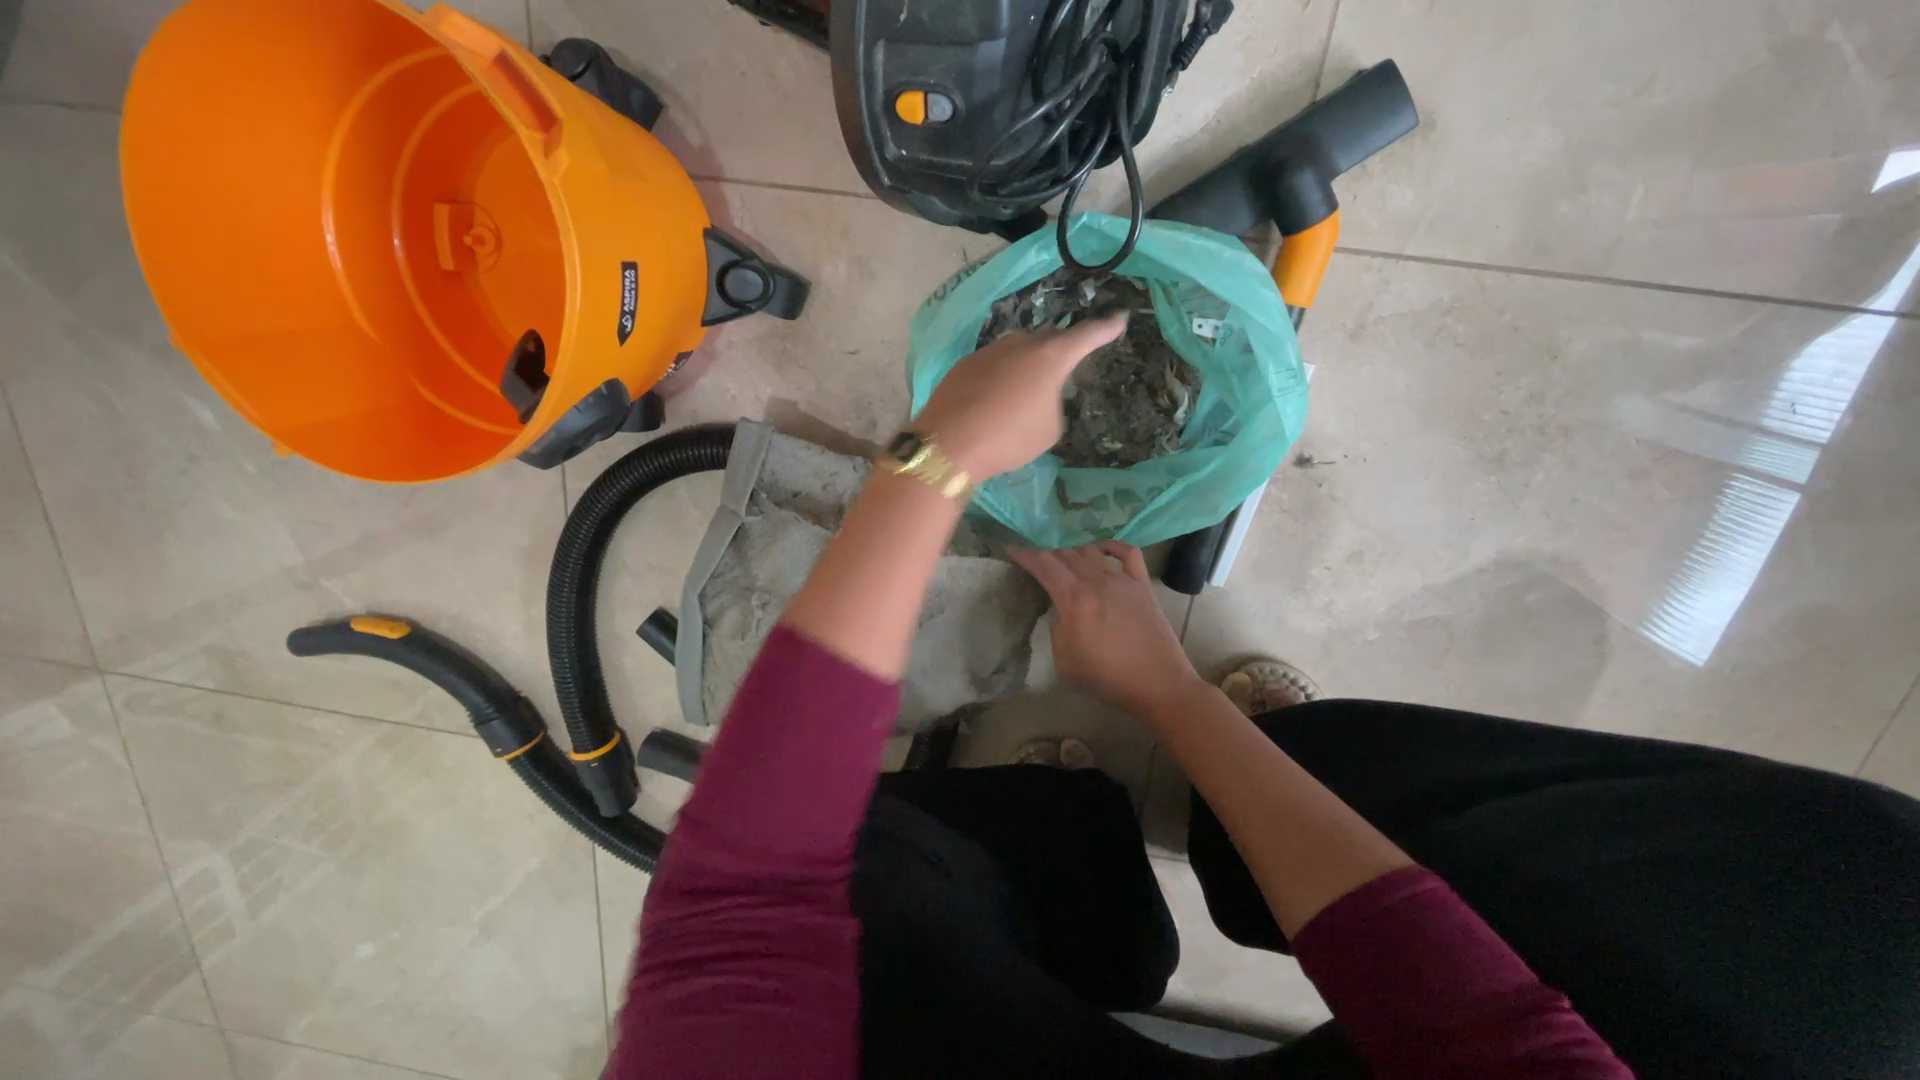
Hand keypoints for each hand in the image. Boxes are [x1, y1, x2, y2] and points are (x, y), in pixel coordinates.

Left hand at [913, 314, 1126, 478]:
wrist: (949, 444)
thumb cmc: (1009, 438)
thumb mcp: (1049, 428)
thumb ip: (1052, 402)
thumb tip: (1039, 394)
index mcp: (1050, 357)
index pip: (1086, 336)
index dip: (1105, 329)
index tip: (1119, 318)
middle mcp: (1019, 344)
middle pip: (1049, 339)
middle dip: (1061, 347)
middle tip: (1069, 360)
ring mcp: (988, 351)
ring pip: (1018, 349)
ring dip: (1028, 362)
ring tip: (1029, 385)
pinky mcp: (964, 364)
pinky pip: (993, 364)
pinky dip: (1002, 376)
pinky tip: (996, 397)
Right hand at [1008, 542, 1205, 719]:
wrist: (1158, 684)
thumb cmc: (1108, 679)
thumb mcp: (1065, 663)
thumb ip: (1057, 631)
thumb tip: (1063, 614)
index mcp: (1075, 600)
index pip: (1044, 565)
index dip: (1025, 554)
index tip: (1012, 550)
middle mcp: (1097, 582)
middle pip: (1066, 554)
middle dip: (1046, 553)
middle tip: (1035, 560)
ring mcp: (1123, 580)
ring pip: (1091, 551)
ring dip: (1073, 550)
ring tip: (1064, 558)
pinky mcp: (1143, 585)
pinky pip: (1127, 553)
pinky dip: (1111, 546)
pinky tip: (1101, 549)